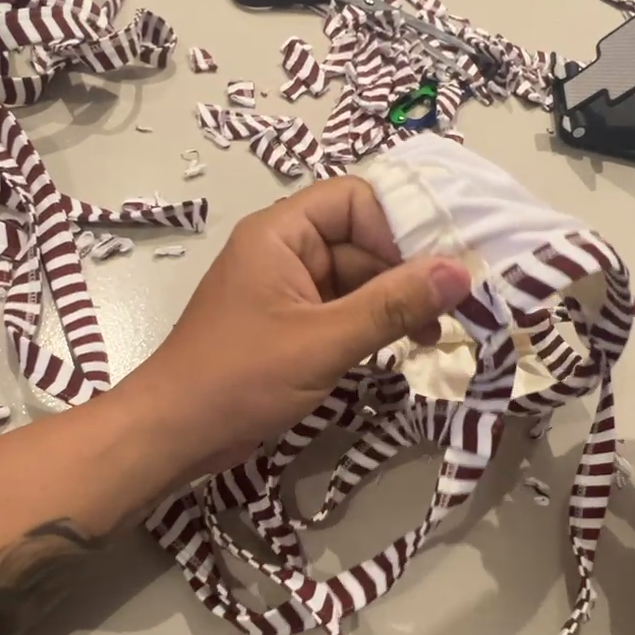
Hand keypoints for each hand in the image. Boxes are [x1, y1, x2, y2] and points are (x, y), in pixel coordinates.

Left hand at [118, 176, 470, 480]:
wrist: (174, 433)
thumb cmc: (239, 379)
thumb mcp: (323, 342)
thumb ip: (392, 307)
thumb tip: (459, 273)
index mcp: (280, 234)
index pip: (355, 201)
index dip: (396, 231)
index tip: (426, 277)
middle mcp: (284, 253)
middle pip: (360, 242)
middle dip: (403, 275)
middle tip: (448, 314)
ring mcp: (285, 292)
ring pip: (355, 281)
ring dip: (392, 305)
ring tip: (430, 338)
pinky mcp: (288, 328)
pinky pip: (340, 312)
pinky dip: (369, 327)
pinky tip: (399, 349)